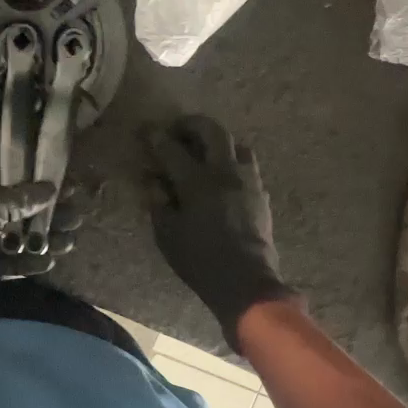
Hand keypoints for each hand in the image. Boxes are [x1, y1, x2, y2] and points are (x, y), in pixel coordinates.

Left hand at [0, 174, 78, 324]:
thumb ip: (22, 197)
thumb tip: (52, 188)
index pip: (19, 182)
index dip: (46, 185)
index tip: (74, 190)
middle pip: (25, 211)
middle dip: (52, 215)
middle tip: (78, 221)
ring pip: (21, 237)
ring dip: (45, 239)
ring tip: (69, 243)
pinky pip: (11, 262)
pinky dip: (29, 262)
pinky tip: (48, 263)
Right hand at [143, 115, 290, 350]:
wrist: (246, 282)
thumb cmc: (200, 261)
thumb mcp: (167, 235)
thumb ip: (159, 203)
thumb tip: (154, 182)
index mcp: (198, 182)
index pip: (172, 150)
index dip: (156, 138)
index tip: (147, 131)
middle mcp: (226, 173)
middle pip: (213, 132)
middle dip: (193, 124)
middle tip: (178, 131)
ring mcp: (248, 182)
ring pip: (237, 145)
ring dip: (218, 142)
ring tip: (204, 153)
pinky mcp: (261, 195)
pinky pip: (247, 167)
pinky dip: (232, 163)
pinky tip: (222, 178)